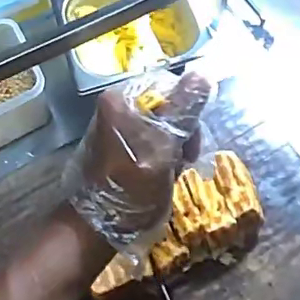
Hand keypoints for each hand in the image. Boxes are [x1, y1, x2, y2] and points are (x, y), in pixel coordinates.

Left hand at [65, 70, 213, 247]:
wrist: (95, 226)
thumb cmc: (130, 188)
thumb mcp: (163, 149)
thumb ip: (183, 110)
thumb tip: (204, 73)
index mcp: (121, 99)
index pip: (171, 86)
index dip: (188, 113)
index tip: (191, 143)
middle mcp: (114, 104)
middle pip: (166, 104)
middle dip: (181, 133)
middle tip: (182, 161)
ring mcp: (113, 124)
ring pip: (161, 123)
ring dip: (173, 146)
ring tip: (169, 171)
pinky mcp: (115, 142)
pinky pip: (148, 137)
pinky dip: (159, 153)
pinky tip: (158, 173)